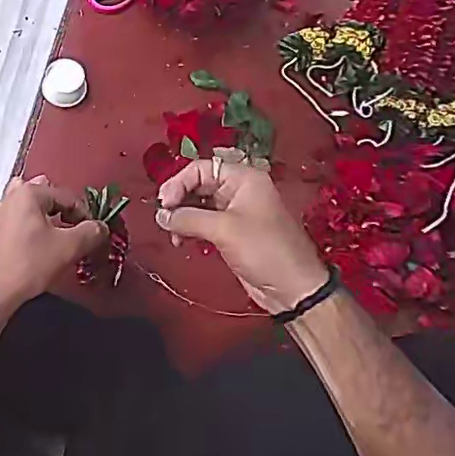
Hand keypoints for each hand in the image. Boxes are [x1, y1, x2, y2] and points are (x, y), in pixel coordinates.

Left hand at [0, 176, 107, 311]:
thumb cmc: (29, 265)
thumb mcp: (68, 247)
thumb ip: (91, 232)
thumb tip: (101, 227)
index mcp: (30, 192)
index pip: (69, 198)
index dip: (86, 216)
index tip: (94, 234)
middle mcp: (14, 195)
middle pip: (52, 198)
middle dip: (68, 214)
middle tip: (79, 232)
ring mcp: (3, 211)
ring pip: (37, 208)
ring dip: (53, 220)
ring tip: (63, 238)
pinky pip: (26, 219)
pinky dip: (39, 227)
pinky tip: (45, 245)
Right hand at [156, 158, 329, 313]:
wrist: (294, 288)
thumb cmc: (265, 250)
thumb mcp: (225, 230)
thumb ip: (189, 218)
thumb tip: (160, 215)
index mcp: (244, 178)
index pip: (203, 168)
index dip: (180, 182)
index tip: (164, 202)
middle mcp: (239, 190)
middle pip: (199, 184)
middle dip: (179, 199)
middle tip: (163, 218)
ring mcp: (236, 211)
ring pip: (199, 204)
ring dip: (182, 216)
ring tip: (171, 233)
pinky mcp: (232, 232)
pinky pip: (204, 222)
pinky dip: (190, 229)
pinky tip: (181, 240)